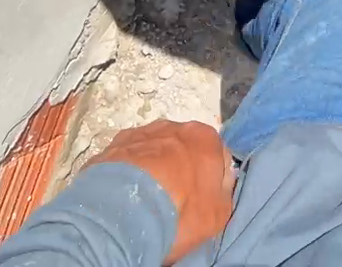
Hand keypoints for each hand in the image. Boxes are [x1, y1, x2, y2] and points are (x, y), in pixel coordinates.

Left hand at [87, 120, 235, 263]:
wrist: (123, 210)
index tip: (201, 203)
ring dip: (154, 169)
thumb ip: (226, 193)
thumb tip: (222, 183)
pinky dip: (130, 172)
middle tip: (173, 203)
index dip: (211, 182)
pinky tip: (125, 195)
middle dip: (181, 171)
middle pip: (185, 150)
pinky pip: (130, 158)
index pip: (217, 157)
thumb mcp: (218, 214)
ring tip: (146, 201)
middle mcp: (177, 126)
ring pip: (155, 151)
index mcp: (207, 138)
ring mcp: (144, 132)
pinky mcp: (115, 143)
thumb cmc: (179, 211)